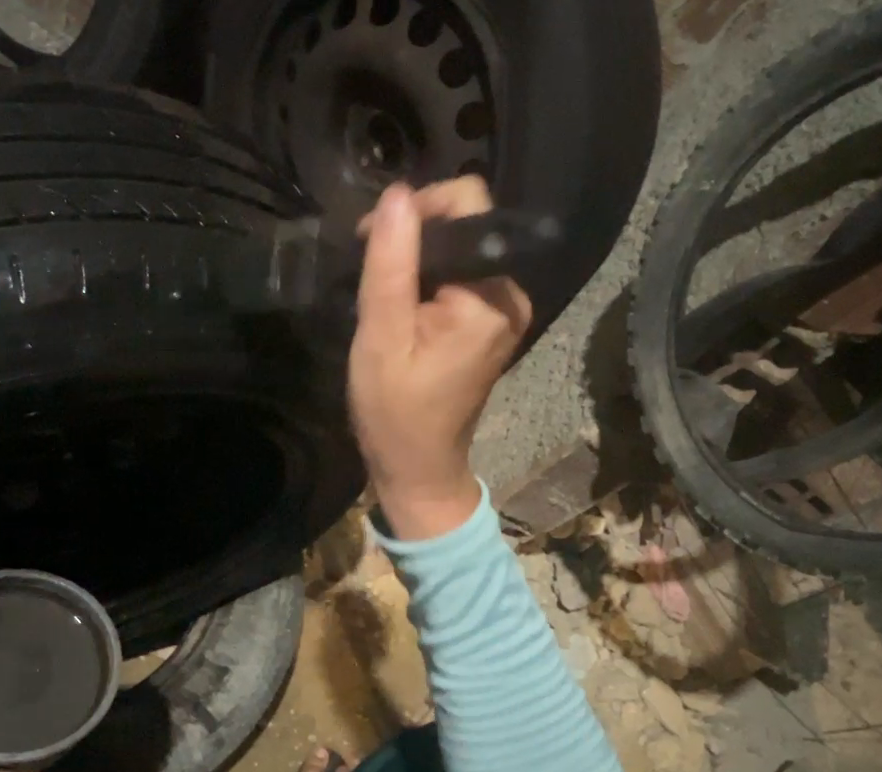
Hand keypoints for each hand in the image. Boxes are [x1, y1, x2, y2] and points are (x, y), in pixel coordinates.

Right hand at [349, 178, 533, 539]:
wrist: (418, 467)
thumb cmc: (394, 412)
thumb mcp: (381, 338)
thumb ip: (391, 265)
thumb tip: (397, 194)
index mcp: (491, 297)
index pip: (467, 208)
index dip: (417, 211)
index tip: (373, 242)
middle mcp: (511, 295)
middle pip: (465, 227)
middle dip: (415, 238)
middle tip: (370, 269)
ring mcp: (506, 310)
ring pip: (460, 252)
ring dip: (418, 261)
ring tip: (382, 293)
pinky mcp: (493, 323)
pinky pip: (461, 278)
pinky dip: (429, 282)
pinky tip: (401, 309)